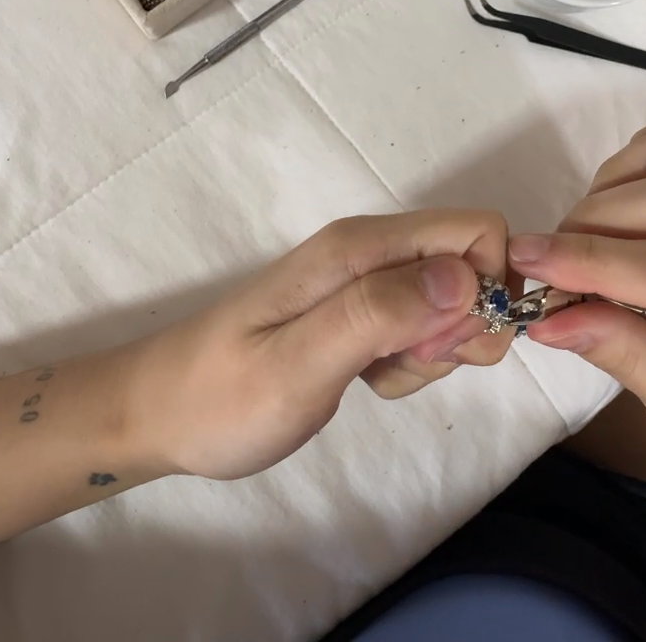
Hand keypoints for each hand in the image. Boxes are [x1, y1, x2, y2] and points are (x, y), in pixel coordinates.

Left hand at [111, 211, 513, 481]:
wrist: (159, 414)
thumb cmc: (221, 396)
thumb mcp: (298, 364)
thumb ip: (379, 314)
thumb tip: (464, 277)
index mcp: (360, 248)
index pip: (475, 232)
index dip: (486, 288)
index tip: (445, 345)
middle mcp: (371, 253)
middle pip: (471, 266)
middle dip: (465, 325)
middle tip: (408, 365)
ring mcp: (366, 282)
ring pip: (453, 303)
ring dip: (437, 350)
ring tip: (377, 376)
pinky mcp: (362, 313)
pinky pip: (424, 330)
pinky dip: (414, 362)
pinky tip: (367, 379)